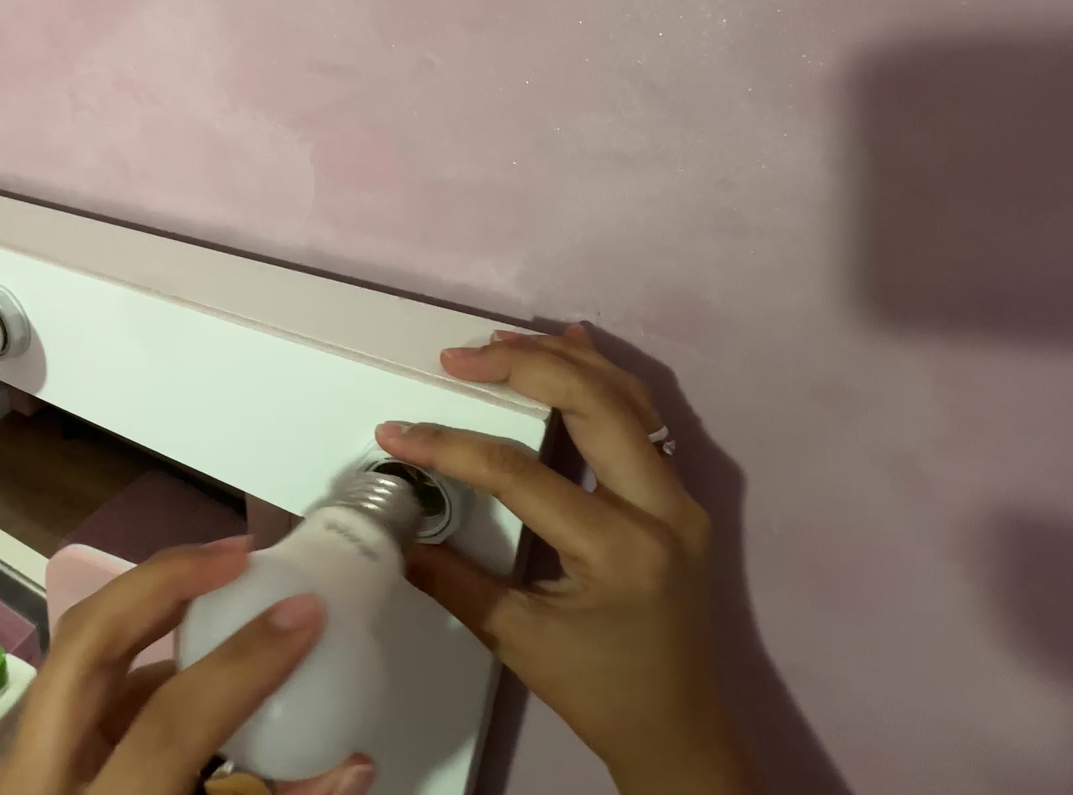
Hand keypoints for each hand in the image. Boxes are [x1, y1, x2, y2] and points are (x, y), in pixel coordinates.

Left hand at [0, 538, 375, 794]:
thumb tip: (351, 762)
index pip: (168, 722)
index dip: (244, 662)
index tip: (304, 613)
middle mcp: (36, 783)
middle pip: (87, 642)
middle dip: (164, 580)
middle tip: (236, 554)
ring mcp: (20, 769)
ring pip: (79, 654)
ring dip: (150, 609)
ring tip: (217, 585)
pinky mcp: (26, 765)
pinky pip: (90, 696)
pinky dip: (143, 668)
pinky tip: (188, 665)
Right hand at [377, 325, 753, 794]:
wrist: (681, 732)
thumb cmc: (598, 690)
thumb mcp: (514, 637)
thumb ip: (449, 577)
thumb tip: (391, 530)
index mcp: (618, 549)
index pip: (520, 472)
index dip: (450, 445)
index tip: (396, 432)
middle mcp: (661, 509)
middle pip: (593, 404)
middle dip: (520, 368)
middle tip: (458, 358)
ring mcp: (680, 496)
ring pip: (626, 397)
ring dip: (562, 359)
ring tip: (500, 340)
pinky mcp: (678, 494)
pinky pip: (643, 416)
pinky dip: (602, 374)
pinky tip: (572, 344)